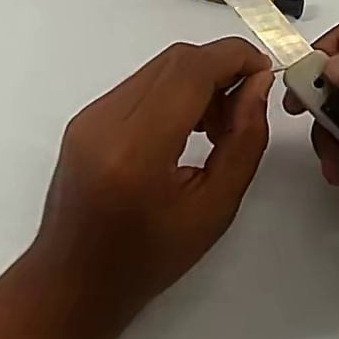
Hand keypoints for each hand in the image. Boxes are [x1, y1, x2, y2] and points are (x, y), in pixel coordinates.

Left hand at [30, 38, 273, 315]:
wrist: (74, 281)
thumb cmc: (147, 260)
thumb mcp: (214, 209)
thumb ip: (244, 141)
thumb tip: (256, 87)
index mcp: (136, 149)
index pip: (190, 70)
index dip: (233, 58)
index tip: (263, 71)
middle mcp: (106, 121)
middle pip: (174, 61)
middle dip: (219, 68)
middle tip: (244, 104)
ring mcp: (90, 115)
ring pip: (158, 68)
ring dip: (197, 80)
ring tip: (217, 127)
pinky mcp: (86, 116)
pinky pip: (140, 84)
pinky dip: (173, 92)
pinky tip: (187, 128)